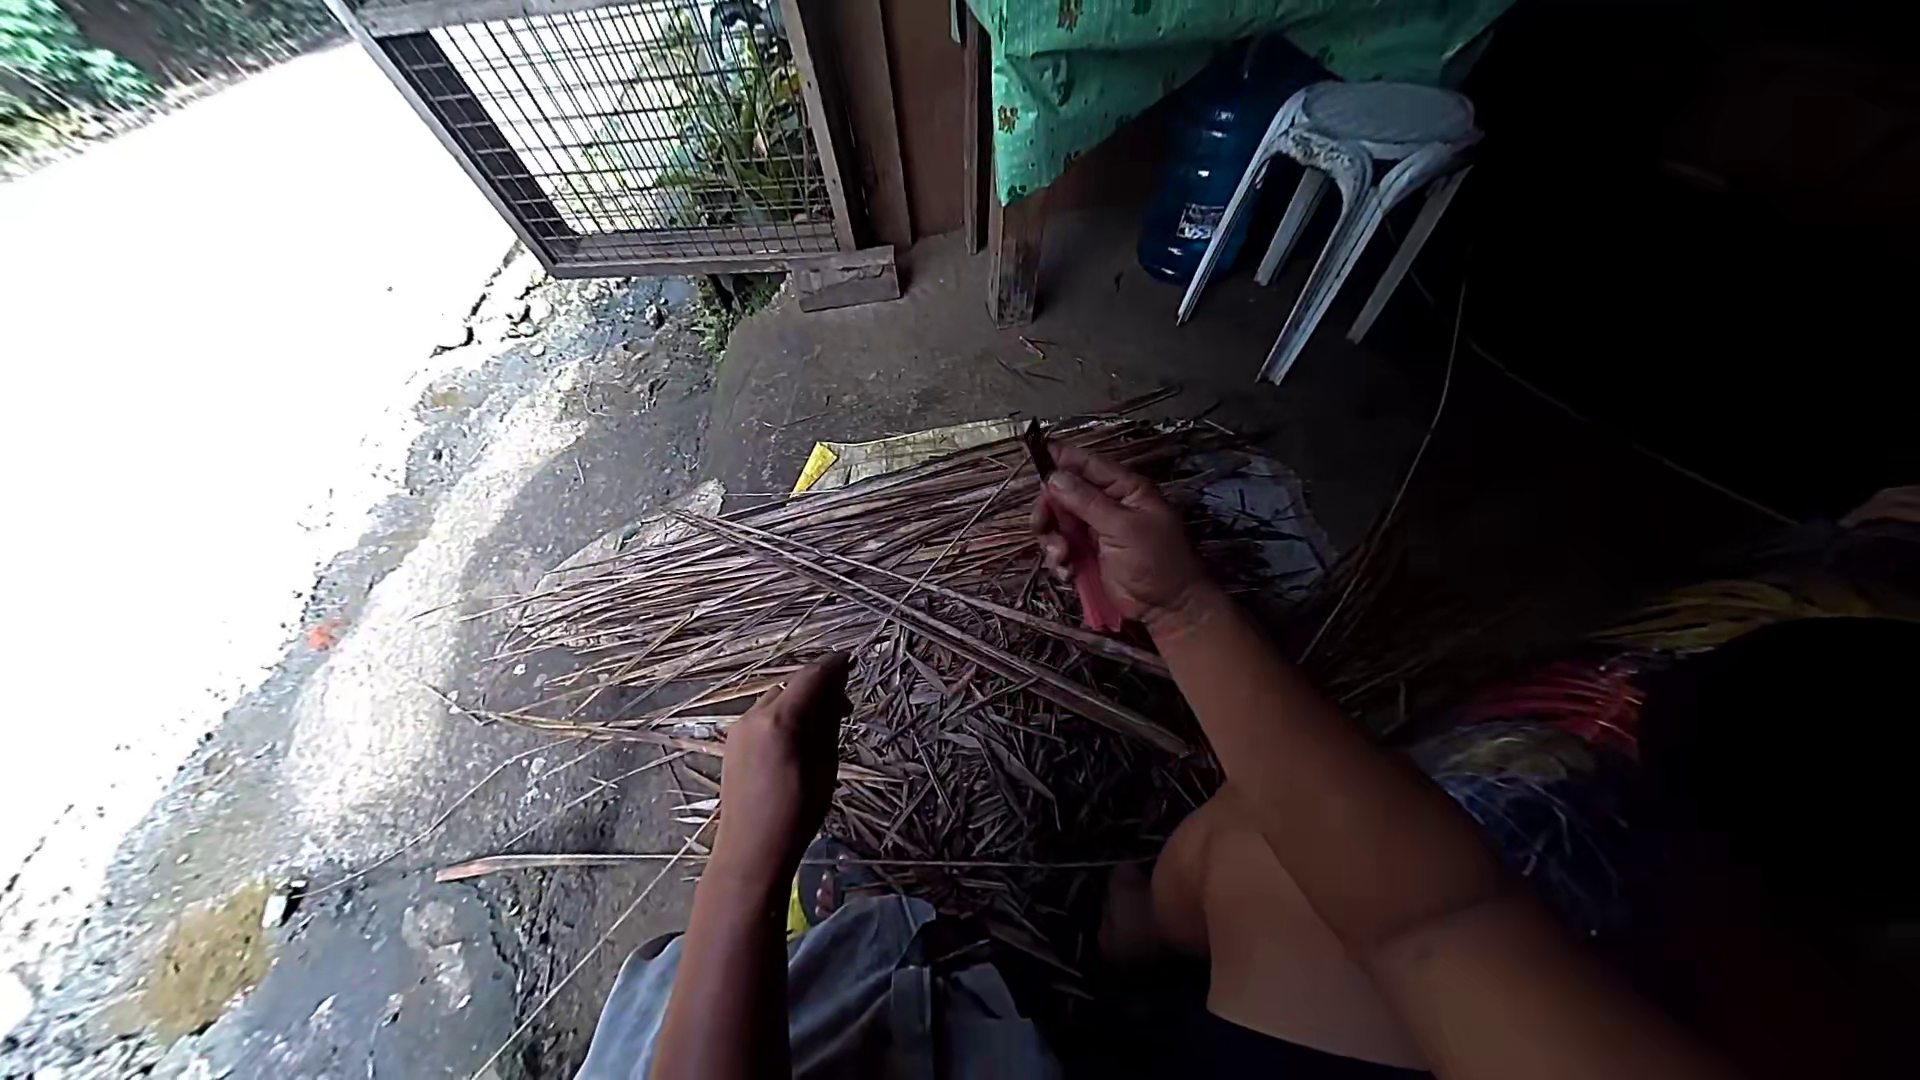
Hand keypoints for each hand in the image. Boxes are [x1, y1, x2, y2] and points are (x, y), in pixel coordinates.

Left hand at [711, 652, 850, 893]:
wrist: (751, 852)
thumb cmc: (798, 812)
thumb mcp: (825, 763)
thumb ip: (829, 720)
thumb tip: (836, 690)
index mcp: (781, 719)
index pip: (812, 677)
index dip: (834, 665)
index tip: (851, 659)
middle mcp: (755, 716)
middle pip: (793, 685)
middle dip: (820, 686)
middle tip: (844, 705)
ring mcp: (739, 729)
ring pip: (777, 699)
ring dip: (801, 700)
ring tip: (823, 723)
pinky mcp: (733, 743)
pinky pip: (764, 715)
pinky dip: (785, 714)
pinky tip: (798, 735)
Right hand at [1030, 444, 1214, 633]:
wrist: (1166, 608)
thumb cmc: (1156, 562)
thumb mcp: (1123, 527)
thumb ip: (1087, 501)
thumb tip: (1054, 477)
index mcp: (1124, 489)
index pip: (1088, 465)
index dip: (1061, 459)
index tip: (1035, 455)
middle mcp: (1106, 505)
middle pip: (1063, 494)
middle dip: (1050, 510)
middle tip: (1043, 525)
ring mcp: (1094, 531)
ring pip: (1056, 522)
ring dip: (1053, 540)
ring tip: (1063, 557)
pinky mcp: (1085, 555)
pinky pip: (1060, 548)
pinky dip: (1059, 560)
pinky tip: (1069, 572)